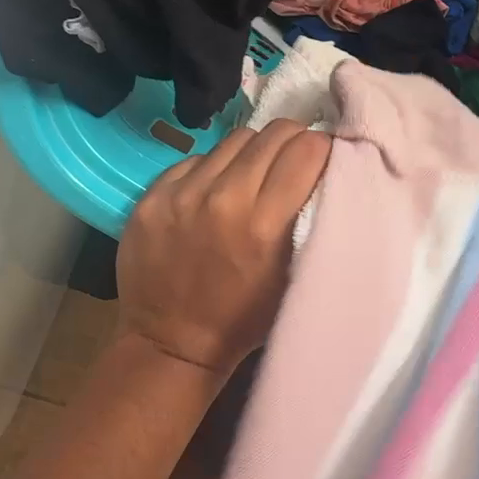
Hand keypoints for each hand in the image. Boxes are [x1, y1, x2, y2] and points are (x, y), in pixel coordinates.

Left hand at [116, 119, 329, 374]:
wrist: (168, 345)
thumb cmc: (244, 318)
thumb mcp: (293, 274)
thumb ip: (309, 218)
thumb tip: (326, 167)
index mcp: (264, 224)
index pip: (307, 148)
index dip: (321, 148)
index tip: (323, 159)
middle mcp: (223, 198)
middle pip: (273, 133)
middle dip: (293, 141)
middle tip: (294, 160)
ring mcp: (182, 194)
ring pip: (236, 138)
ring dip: (253, 151)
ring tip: (253, 175)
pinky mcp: (152, 195)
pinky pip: (197, 158)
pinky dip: (214, 168)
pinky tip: (214, 193)